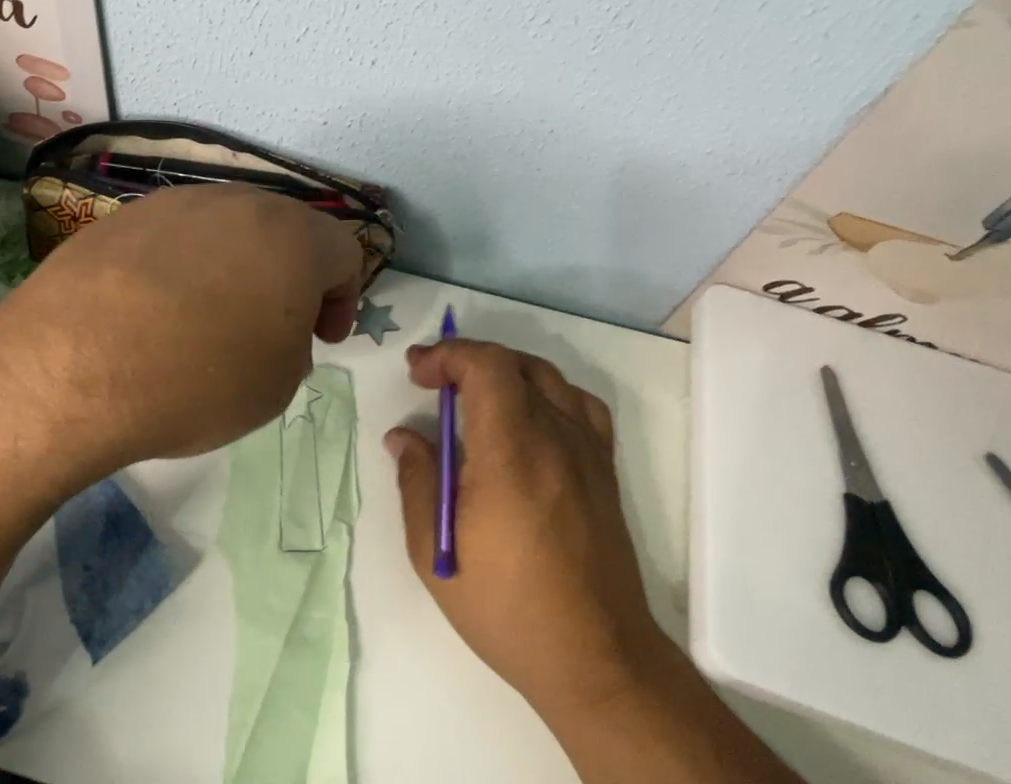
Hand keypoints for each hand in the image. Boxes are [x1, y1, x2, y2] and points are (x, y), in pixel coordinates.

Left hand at [0, 185, 362, 472]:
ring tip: (204, 323)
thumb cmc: (196, 380)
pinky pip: (169, 240)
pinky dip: (177, 270)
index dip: (343, 297)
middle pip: (282, 230)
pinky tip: (151, 315)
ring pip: (223, 230)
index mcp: (291, 236)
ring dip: (231, 269)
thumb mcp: (277, 384)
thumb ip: (295, 344)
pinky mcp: (118, 219)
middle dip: (288, 277)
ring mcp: (171, 204)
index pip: (343, 250)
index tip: (321, 338)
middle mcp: (235, 203)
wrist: (70, 368)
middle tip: (271, 327)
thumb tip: (271, 327)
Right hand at [387, 339, 655, 718]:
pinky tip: (528, 418)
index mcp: (511, 452)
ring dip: (505, 371)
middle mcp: (556, 439)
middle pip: (515, 365)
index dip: (447, 355)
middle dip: (467, 359)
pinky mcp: (605, 473)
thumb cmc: (505, 607)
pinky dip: (547, 393)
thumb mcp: (435, 551)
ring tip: (474, 392)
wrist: (593, 656)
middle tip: (432, 380)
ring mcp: (588, 453)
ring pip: (550, 379)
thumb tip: (405, 437)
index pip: (486, 367)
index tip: (416, 372)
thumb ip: (416, 482)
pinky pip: (581, 407)